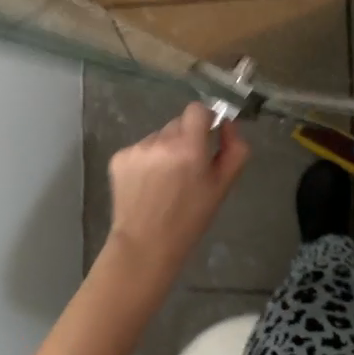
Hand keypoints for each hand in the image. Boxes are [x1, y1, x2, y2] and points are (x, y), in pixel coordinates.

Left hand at [106, 103, 250, 275]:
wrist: (145, 245)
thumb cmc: (189, 220)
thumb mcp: (222, 187)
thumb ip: (235, 150)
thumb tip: (228, 124)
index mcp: (188, 147)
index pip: (197, 109)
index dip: (204, 120)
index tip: (206, 138)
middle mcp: (160, 141)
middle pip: (177, 124)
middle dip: (185, 140)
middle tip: (186, 170)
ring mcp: (136, 149)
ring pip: (158, 137)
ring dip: (164, 151)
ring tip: (164, 182)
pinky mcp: (118, 158)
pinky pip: (139, 150)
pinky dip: (145, 162)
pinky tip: (147, 185)